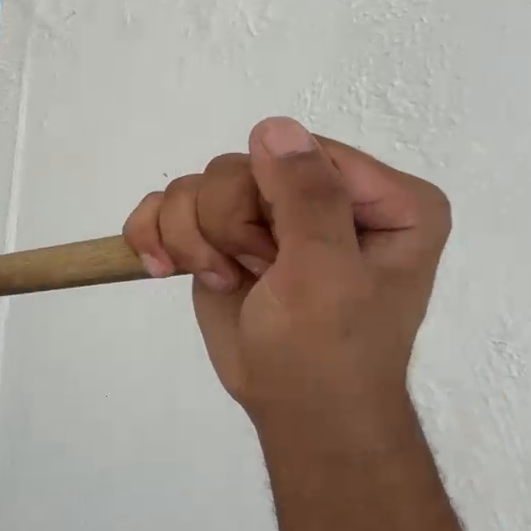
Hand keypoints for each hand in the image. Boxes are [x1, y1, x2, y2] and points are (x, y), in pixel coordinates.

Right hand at [123, 117, 450, 429]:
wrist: (290, 403)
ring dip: (185, 239)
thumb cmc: (327, 348)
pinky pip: (161, 206)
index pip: (295, 154)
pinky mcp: (217, 234)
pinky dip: (152, 238)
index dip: (267, 196)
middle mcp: (321, 197)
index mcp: (379, 200)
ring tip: (218, 281)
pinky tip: (164, 269)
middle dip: (219, 226)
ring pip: (189, 189)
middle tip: (247, 271)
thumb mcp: (324, 273)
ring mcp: (265, 215)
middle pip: (231, 170)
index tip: (278, 252)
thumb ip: (306, 198)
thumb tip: (274, 127)